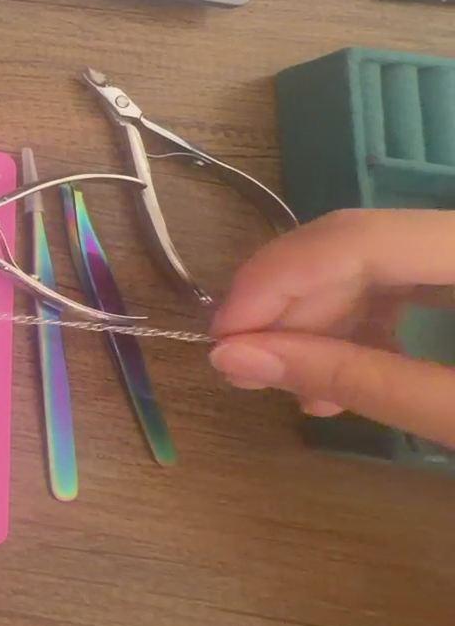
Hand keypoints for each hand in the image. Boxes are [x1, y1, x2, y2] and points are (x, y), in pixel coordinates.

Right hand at [210, 209, 454, 446]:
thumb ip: (362, 381)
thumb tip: (227, 358)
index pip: (356, 239)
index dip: (273, 281)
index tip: (221, 337)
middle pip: (356, 247)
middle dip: (289, 307)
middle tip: (246, 366)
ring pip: (371, 266)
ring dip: (316, 321)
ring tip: (301, 386)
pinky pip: (403, 284)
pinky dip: (359, 325)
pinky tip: (347, 372)